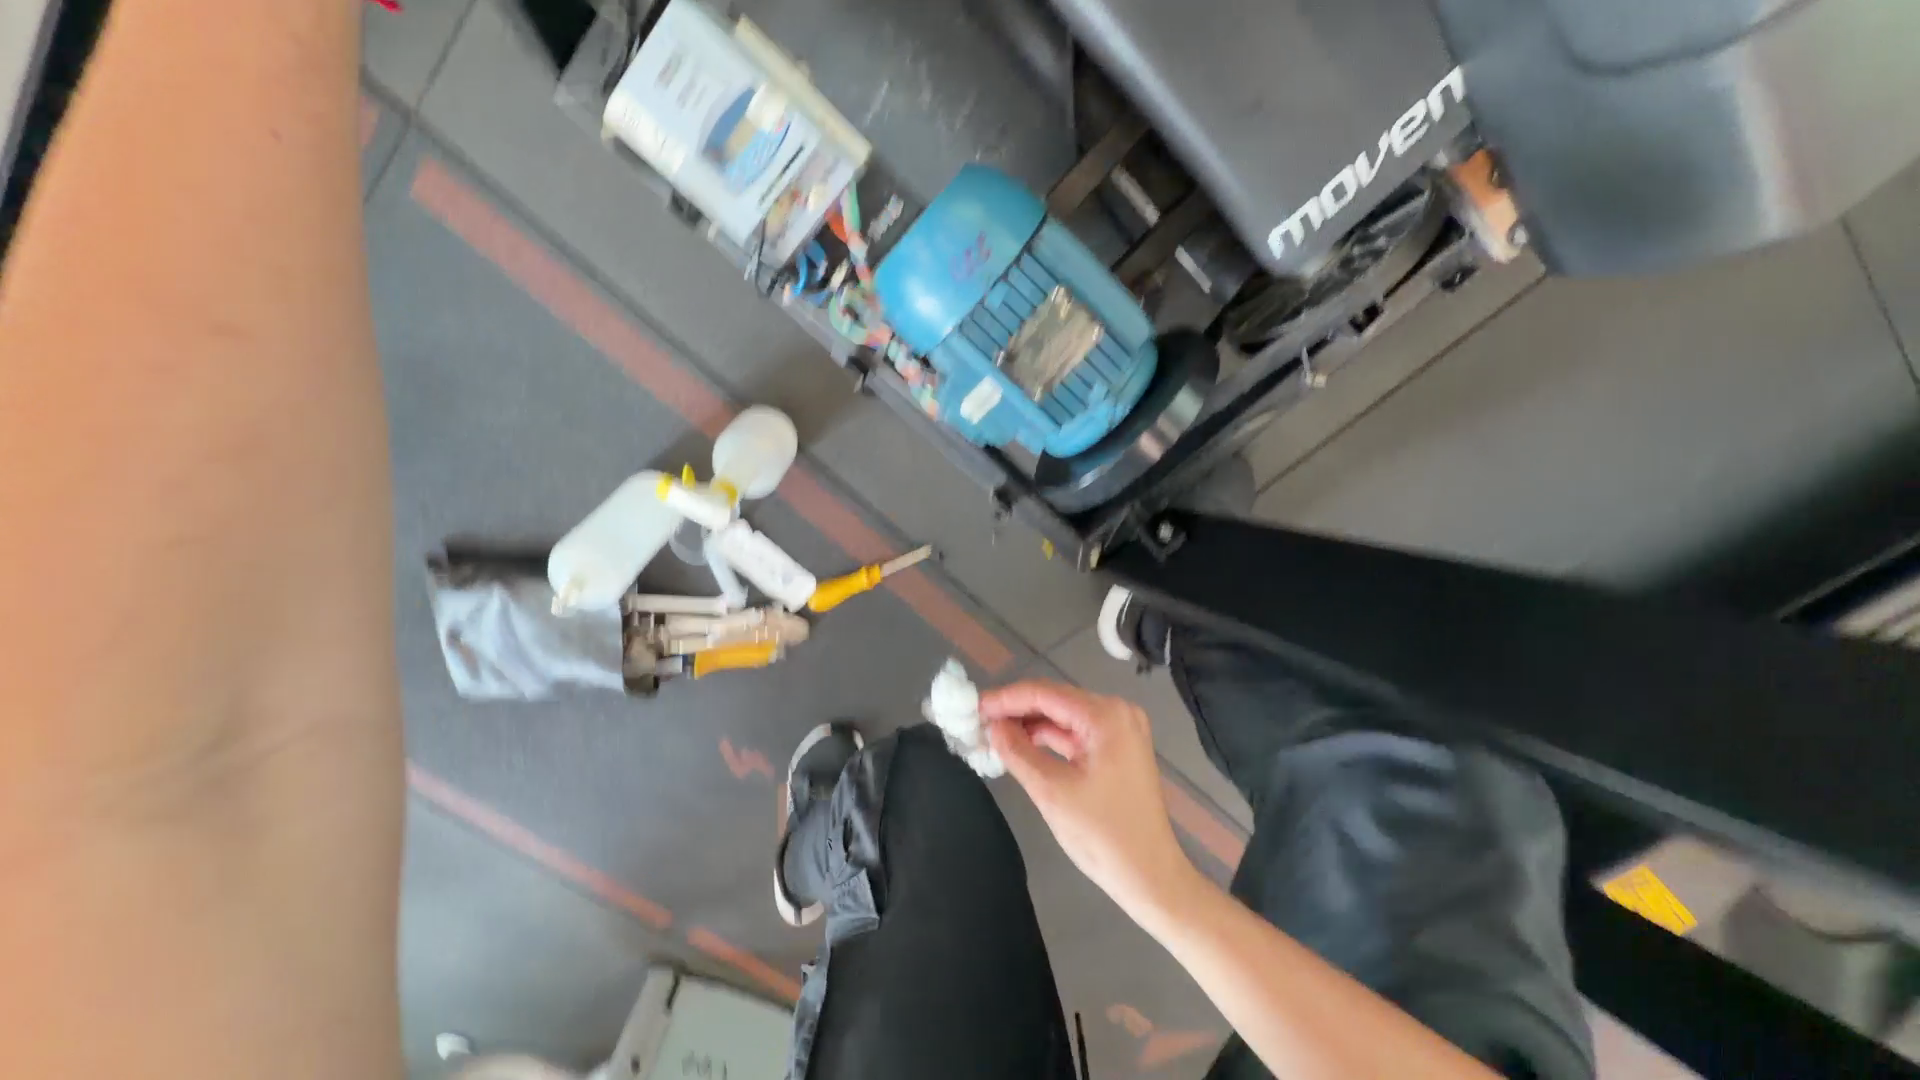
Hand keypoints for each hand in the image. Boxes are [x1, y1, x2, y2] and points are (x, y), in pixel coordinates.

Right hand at [982, 680, 1197, 916]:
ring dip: (1031, 725)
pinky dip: (1050, 739)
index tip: (972, 707)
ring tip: (994, 736)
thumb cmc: (1101, 834)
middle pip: (1056, 700)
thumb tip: (992, 726)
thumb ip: (1017, 751)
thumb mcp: (1050, 791)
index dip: (1005, 699)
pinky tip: (1023, 747)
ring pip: (1065, 717)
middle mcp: (1118, 712)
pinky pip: (1077, 734)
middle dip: (1016, 711)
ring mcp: (1123, 730)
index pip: (1045, 693)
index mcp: (1105, 715)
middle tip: (978, 723)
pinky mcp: (1120, 750)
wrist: (1150, 875)